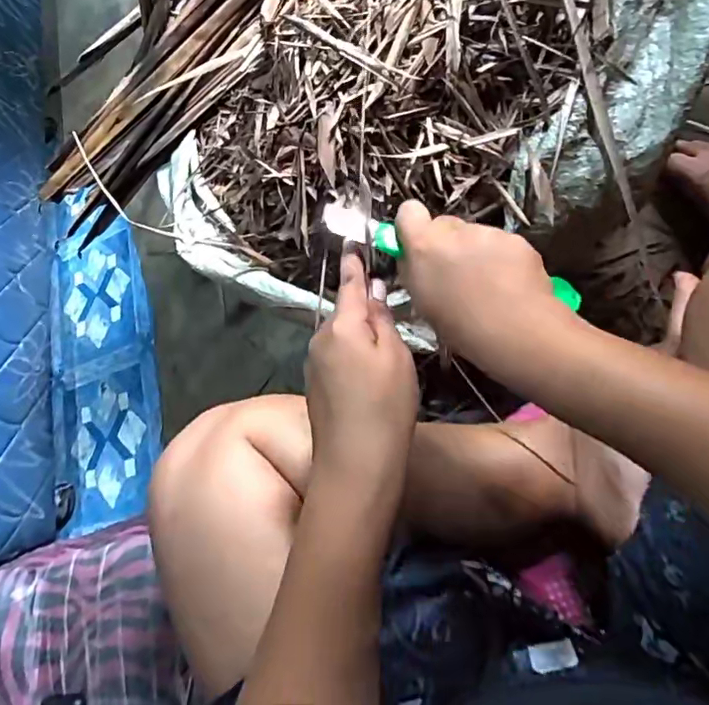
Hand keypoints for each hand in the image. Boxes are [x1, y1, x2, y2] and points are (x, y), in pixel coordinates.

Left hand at [305, 252, 418, 485]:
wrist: (355, 463)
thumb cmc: (386, 405)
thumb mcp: (396, 356)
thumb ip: (381, 320)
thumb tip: (372, 293)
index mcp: (341, 325)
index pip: (349, 284)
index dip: (354, 266)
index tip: (353, 246)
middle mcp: (320, 337)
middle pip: (345, 313)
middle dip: (362, 311)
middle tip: (391, 322)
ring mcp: (313, 362)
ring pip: (340, 336)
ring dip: (357, 337)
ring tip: (385, 360)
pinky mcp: (314, 384)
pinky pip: (334, 357)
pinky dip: (350, 358)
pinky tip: (368, 380)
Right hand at [393, 200, 564, 364]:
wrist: (517, 332)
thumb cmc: (460, 325)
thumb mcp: (422, 300)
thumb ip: (414, 269)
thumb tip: (413, 256)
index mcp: (424, 244)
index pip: (409, 210)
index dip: (414, 225)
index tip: (420, 245)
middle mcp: (454, 230)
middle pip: (445, 224)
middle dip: (448, 242)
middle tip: (457, 273)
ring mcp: (487, 232)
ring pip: (476, 235)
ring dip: (478, 252)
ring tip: (490, 285)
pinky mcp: (515, 239)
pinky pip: (503, 244)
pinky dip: (504, 259)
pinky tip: (511, 285)